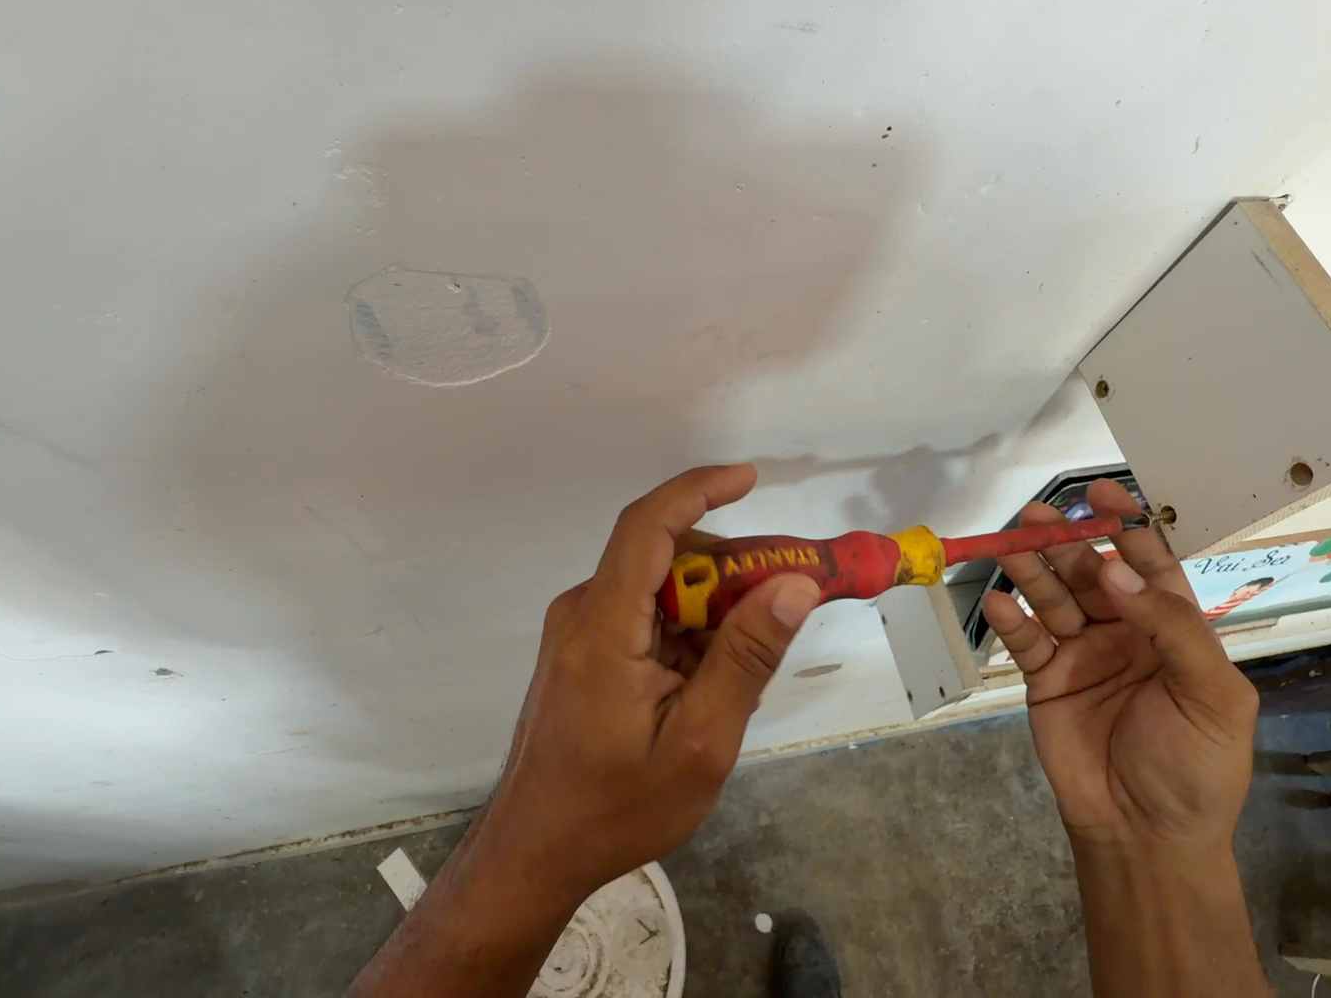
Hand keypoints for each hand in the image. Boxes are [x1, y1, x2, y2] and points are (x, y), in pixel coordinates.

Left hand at [478, 463, 821, 904]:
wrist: (536, 852)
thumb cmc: (616, 807)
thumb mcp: (699, 740)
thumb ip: (746, 657)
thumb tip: (794, 587)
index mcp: (604, 625)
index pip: (647, 527)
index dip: (698, 490)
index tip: (750, 478)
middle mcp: (585, 612)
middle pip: (665, 558)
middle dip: (733, 567)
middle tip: (793, 592)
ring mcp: (581, 632)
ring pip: (661, 589)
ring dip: (714, 605)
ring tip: (759, 652)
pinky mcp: (586, 652)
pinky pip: (647, 617)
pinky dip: (689, 631)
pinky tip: (716, 676)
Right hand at [980, 479, 1257, 849]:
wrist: (1145, 832)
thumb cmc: (1195, 765)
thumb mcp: (1212, 695)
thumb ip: (1172, 626)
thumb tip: (1114, 569)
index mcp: (1172, 629)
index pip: (1148, 565)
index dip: (1127, 525)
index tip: (1101, 494)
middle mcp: (1124, 631)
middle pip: (1089, 572)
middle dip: (1065, 541)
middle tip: (1035, 514)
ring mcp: (1080, 652)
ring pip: (1052, 597)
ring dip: (1030, 569)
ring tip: (1009, 545)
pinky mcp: (1044, 677)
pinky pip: (1024, 639)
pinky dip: (1009, 619)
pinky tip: (998, 602)